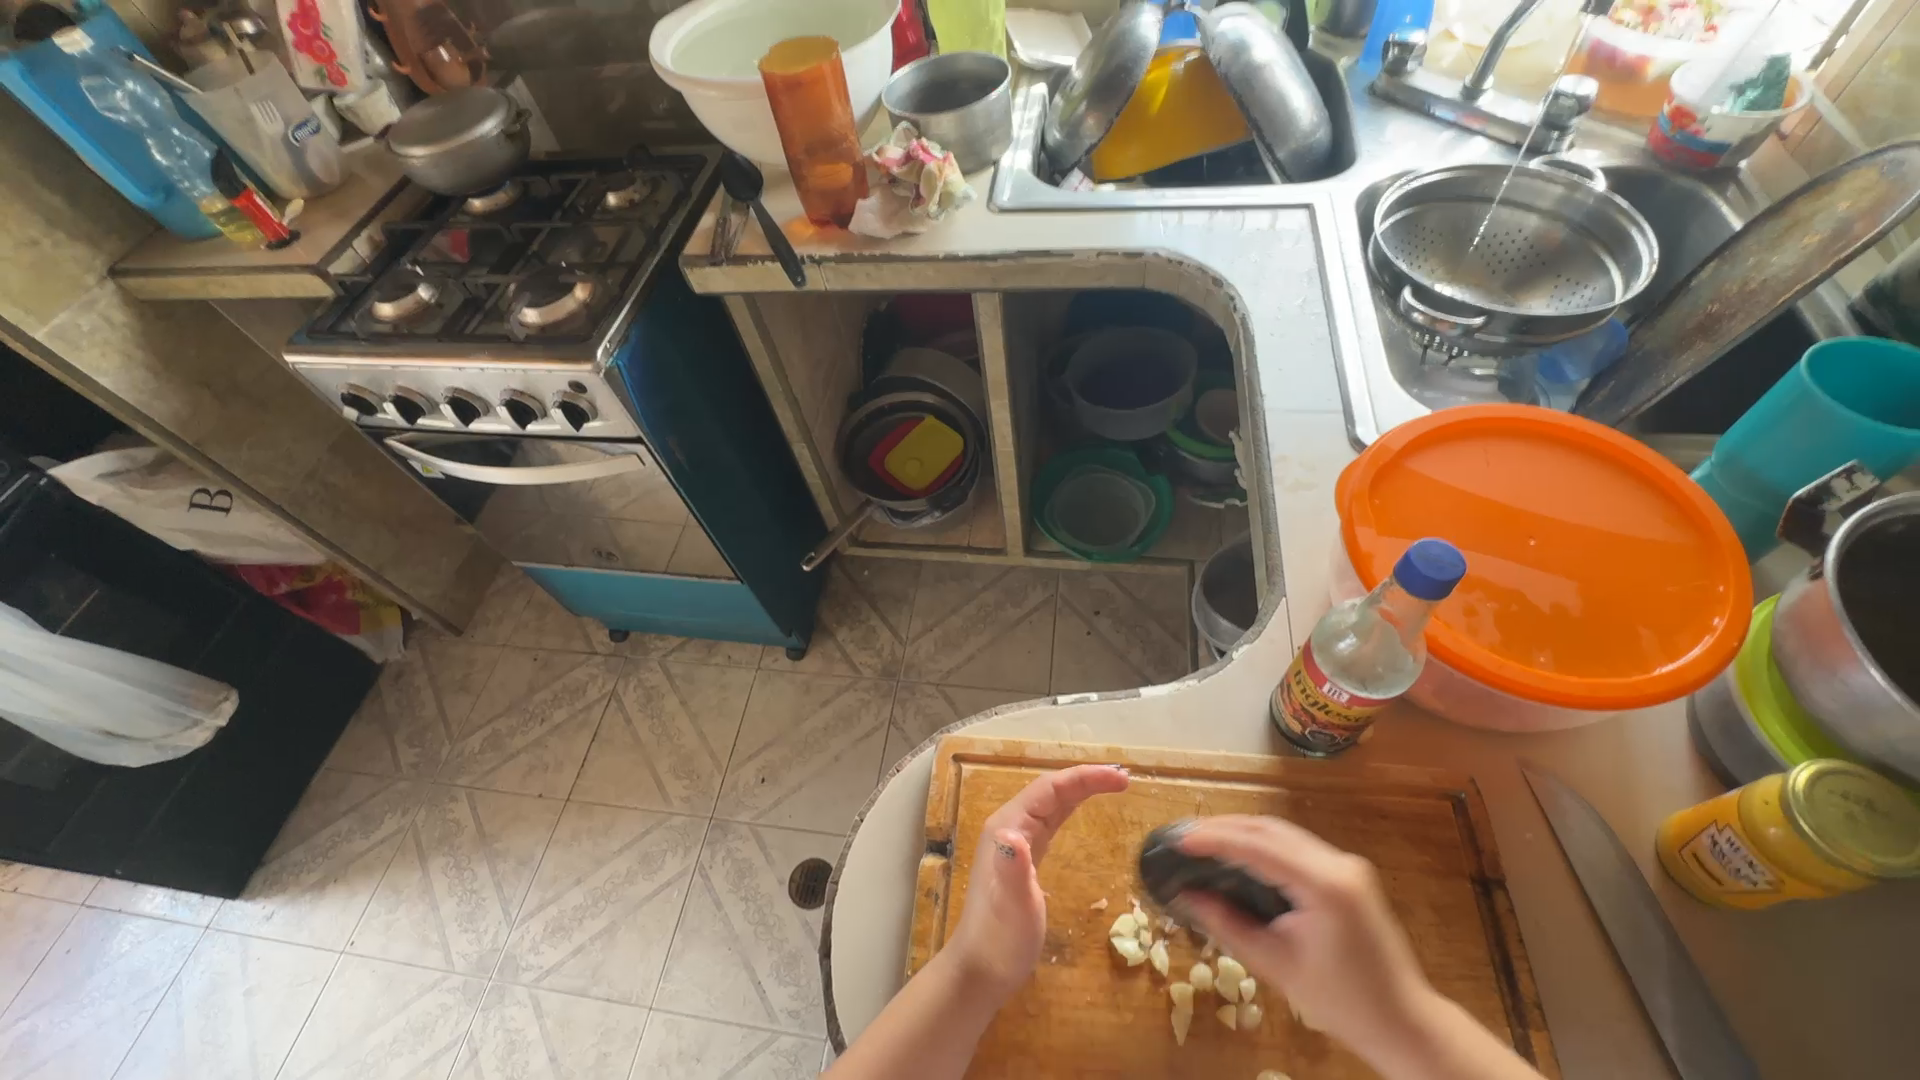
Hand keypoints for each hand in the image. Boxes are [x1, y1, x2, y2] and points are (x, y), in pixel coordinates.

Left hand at [946, 764, 1129, 1004]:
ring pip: (1051, 804)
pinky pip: (1050, 821)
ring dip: (1080, 789)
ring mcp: (1015, 842)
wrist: (980, 972)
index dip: (1084, 778)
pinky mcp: (1024, 858)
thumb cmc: (998, 941)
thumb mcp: (1012, 907)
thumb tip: (1013, 836)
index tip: (1120, 778)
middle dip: (1086, 778)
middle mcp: (1009, 827)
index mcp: (1007, 828)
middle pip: (1051, 790)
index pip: (1049, 789)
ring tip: (1113, 783)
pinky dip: (1070, 808)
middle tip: (1124, 777)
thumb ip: (1013, 870)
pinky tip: (1082, 807)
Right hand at [1175, 815, 1432, 1053]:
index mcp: (1324, 885)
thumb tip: (1187, 894)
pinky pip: (1295, 846)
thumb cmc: (1340, 1002)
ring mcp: (1346, 864)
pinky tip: (1237, 853)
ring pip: (1282, 833)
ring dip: (1241, 832)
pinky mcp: (1346, 872)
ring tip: (1202, 840)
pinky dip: (1261, 844)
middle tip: (1184, 837)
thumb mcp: (1275, 965)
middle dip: (1223, 828)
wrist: (1403, 1021)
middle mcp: (1338, 863)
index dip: (1214, 840)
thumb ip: (1227, 923)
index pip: (1258, 847)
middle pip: (1270, 829)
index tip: (1179, 842)